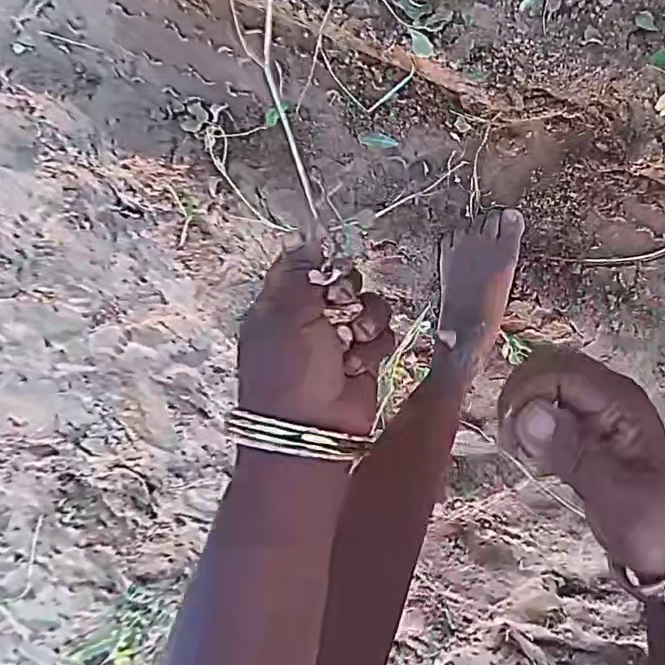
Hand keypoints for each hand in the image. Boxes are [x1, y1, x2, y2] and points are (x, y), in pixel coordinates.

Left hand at [237, 242, 394, 435]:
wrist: (313, 428)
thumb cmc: (291, 371)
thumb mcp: (287, 315)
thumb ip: (300, 272)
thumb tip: (307, 236)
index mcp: (281, 304)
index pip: (306, 265)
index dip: (323, 262)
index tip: (333, 269)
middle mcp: (311, 318)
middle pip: (345, 281)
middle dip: (350, 293)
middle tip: (342, 308)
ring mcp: (339, 338)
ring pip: (371, 306)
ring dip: (368, 322)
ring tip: (353, 342)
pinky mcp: (364, 355)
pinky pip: (383, 333)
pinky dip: (375, 346)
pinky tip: (360, 362)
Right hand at [496, 345, 664, 579]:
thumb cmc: (649, 521)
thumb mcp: (615, 497)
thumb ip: (574, 454)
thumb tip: (530, 413)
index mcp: (621, 401)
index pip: (561, 371)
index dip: (528, 394)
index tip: (512, 436)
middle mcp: (609, 393)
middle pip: (550, 365)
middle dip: (521, 394)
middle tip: (511, 441)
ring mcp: (598, 405)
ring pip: (546, 379)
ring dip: (523, 404)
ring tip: (518, 446)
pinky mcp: (586, 421)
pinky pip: (549, 400)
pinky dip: (530, 415)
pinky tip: (529, 448)